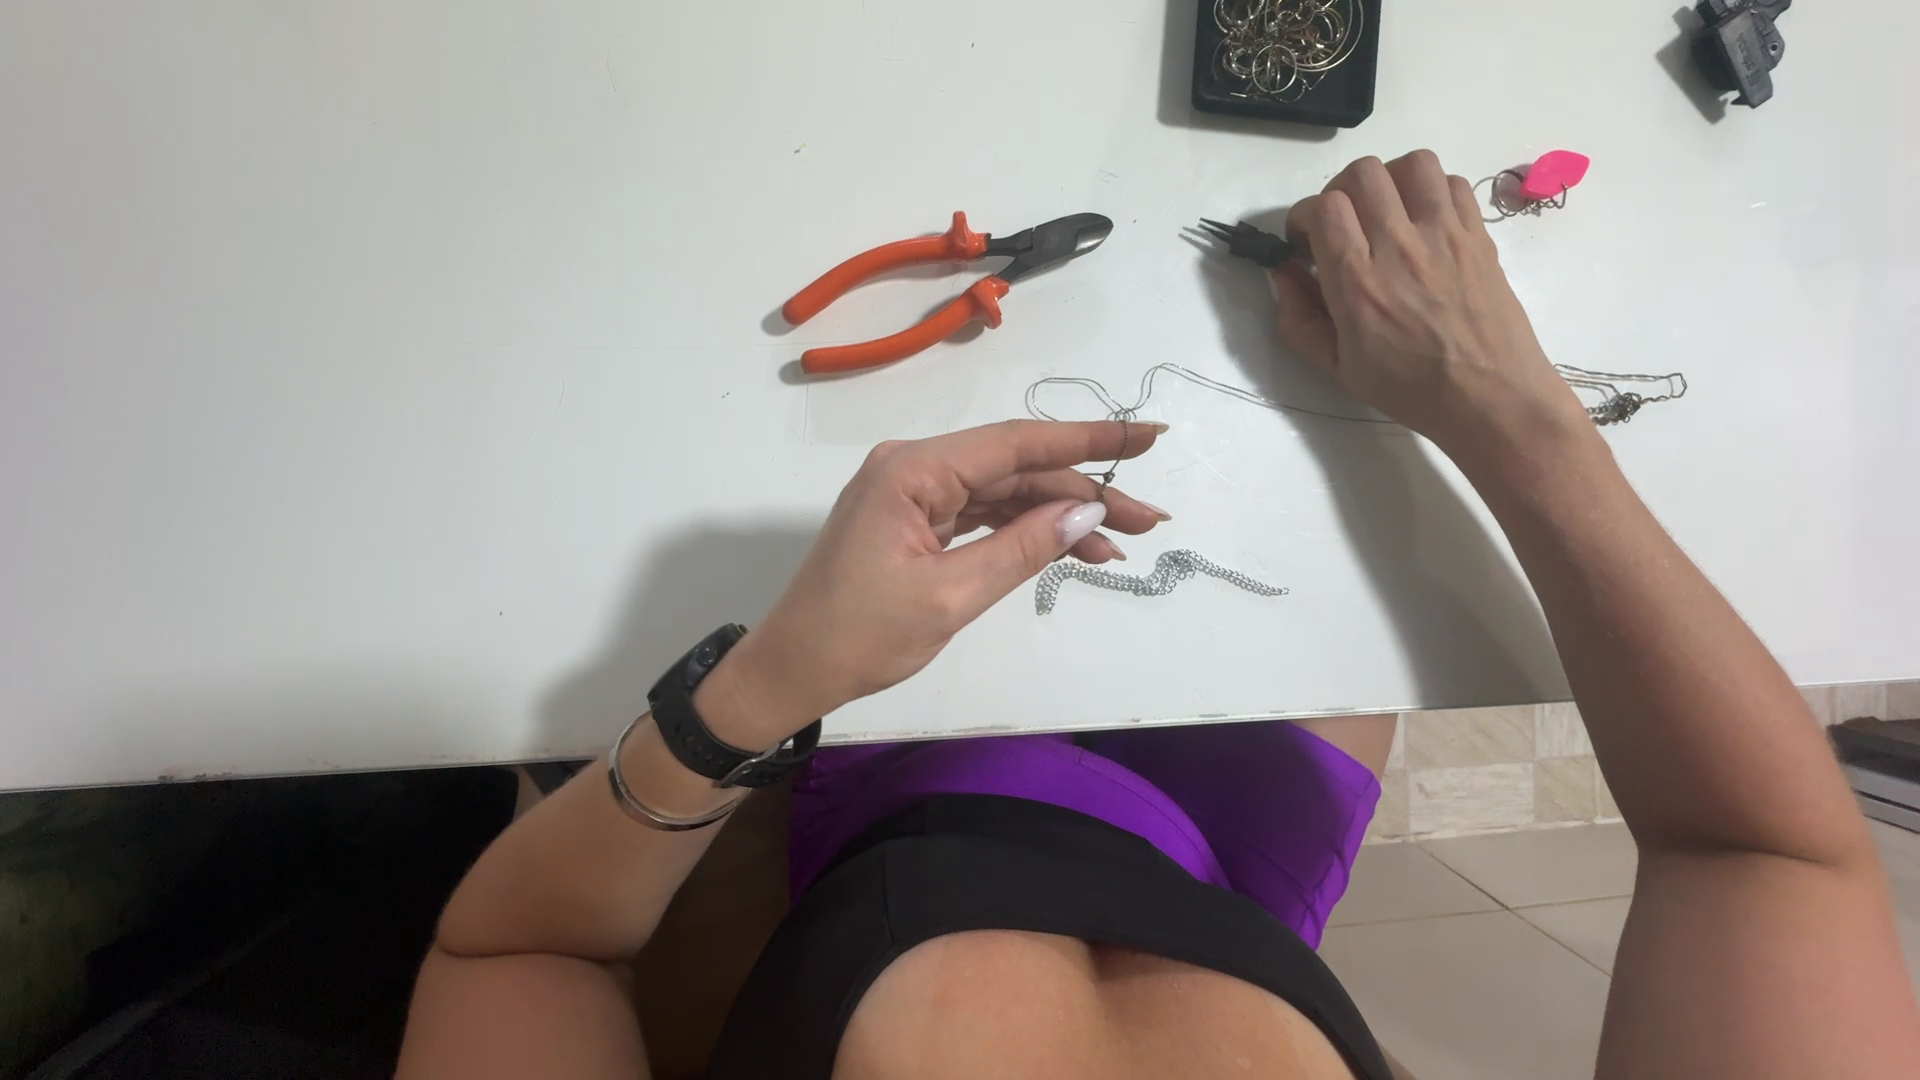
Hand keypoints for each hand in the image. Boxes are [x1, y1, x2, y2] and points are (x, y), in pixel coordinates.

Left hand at [697, 420, 1166, 745]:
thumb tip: (1086, 513)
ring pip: (1003, 492)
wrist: (794, 669)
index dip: (1086, 439)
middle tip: (1148, 518)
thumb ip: (1021, 548)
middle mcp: (914, 467)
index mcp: (914, 470)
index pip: (1016, 443)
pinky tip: (1069, 548)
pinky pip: (981, 515)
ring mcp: (914, 493)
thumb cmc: (861, 636)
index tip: (1145, 437)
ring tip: (1121, 543)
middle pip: (1015, 468)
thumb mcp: (950, 596)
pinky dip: (1024, 532)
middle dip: (1083, 492)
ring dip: (1059, 515)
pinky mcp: (916, 520)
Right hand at [1272, 150, 1591, 457]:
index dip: (1303, 216)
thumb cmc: (1406, 387)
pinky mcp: (1477, 233)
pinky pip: (1450, 181)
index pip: (1324, 209)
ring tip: (1380, 214)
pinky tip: (1419, 224)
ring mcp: (1445, 234)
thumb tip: (1282, 275)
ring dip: (1385, 181)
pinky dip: (1427, 191)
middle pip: (1362, 173)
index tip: (1302, 244)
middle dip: (1337, 192)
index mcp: (1358, 284)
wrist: (1489, 395)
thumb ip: (1298, 320)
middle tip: (1337, 226)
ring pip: (1410, 163)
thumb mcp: (1334, 367)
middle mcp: (1400, 247)